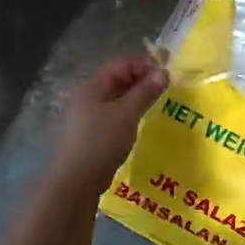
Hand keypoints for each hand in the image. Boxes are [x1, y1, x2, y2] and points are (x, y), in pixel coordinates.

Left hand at [50, 54, 167, 191]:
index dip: (144, 63)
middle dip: (143, 78)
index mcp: (92, 87)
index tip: (168, 67)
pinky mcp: (95, 132)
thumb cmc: (101, 141)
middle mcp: (89, 97)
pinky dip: (132, 110)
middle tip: (168, 83)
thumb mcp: (126, 114)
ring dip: (139, 95)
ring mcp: (90, 115)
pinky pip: (117, 113)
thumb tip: (164, 72)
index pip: (120, 64)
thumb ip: (145, 92)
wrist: (77, 181)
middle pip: (118, 79)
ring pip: (118, 97)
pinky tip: (145, 118)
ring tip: (161, 99)